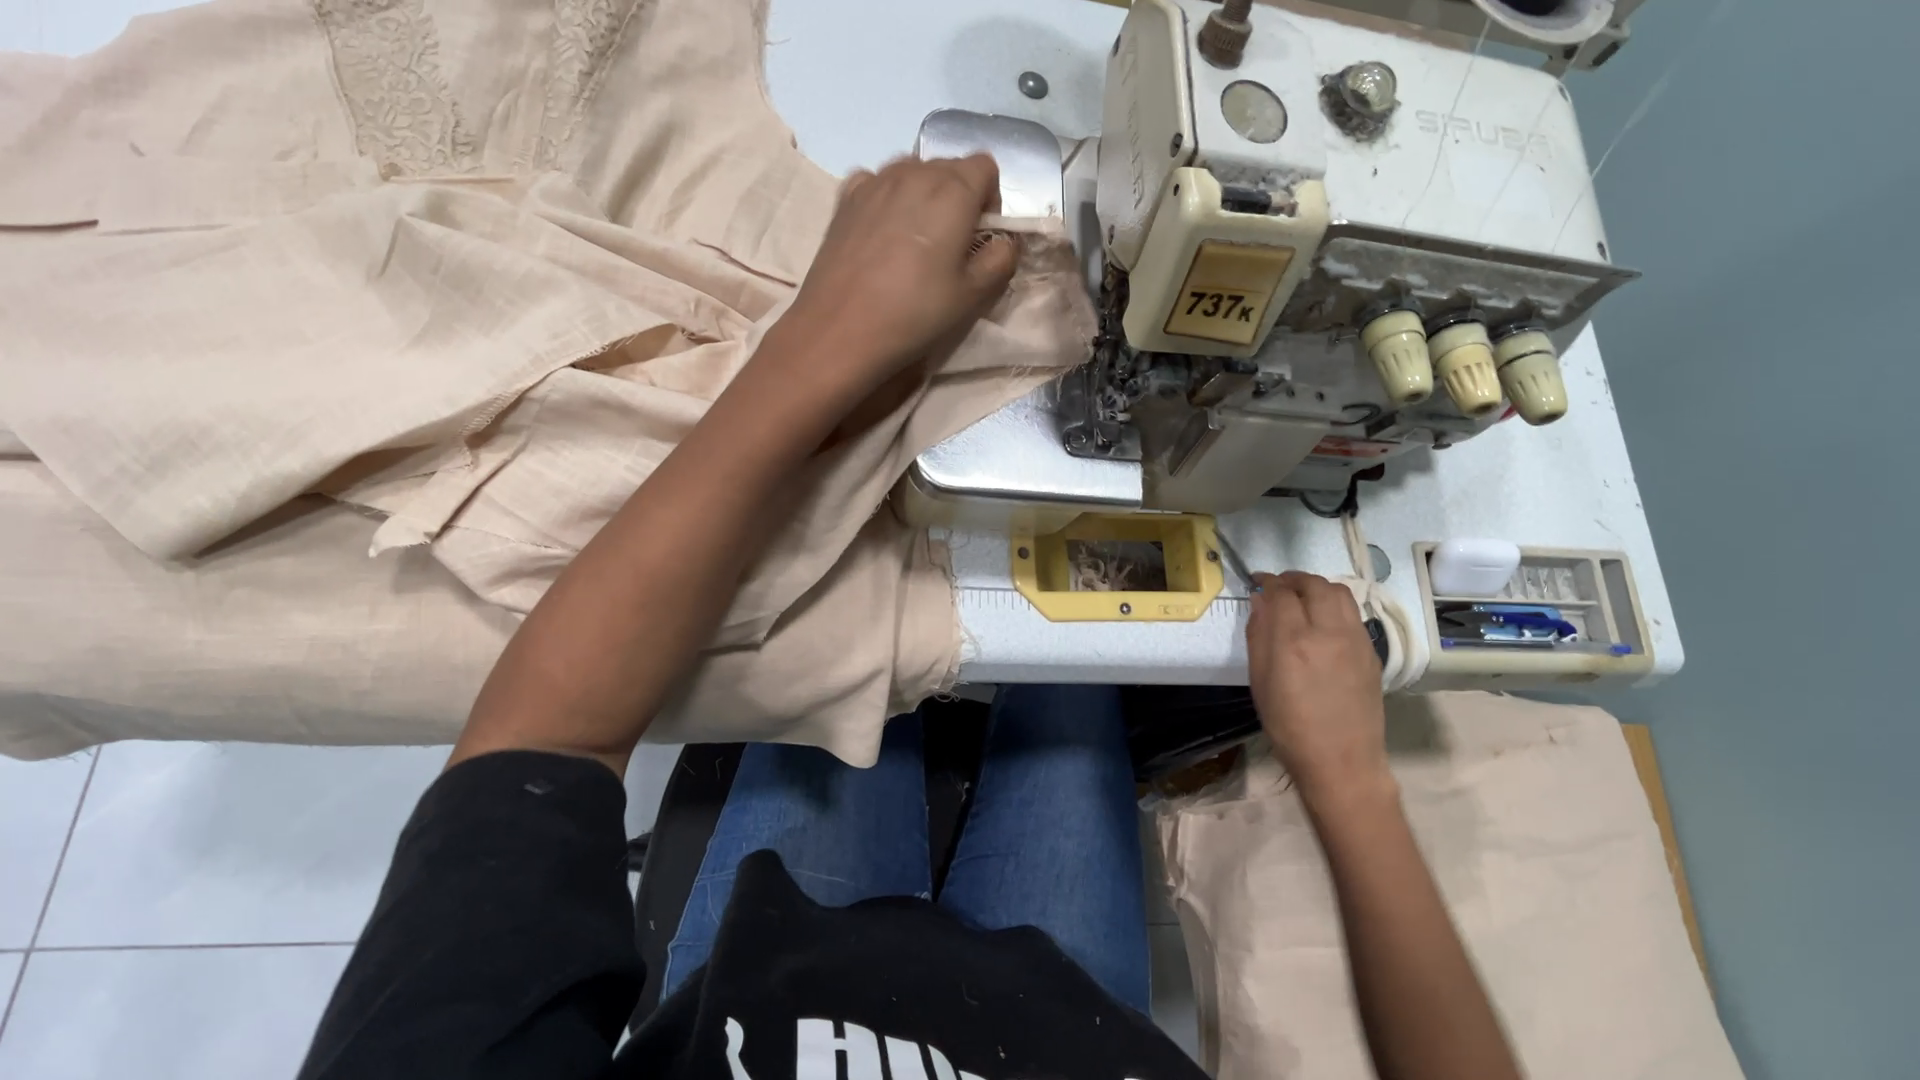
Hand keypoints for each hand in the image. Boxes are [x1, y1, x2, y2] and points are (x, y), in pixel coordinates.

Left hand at [769, 154, 1019, 407]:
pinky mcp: (845, 198)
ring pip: (912, 170)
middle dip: (959, 195)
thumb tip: (1003, 241)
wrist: (840, 330)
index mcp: (953, 190)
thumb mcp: (973, 295)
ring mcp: (875, 181)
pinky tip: (882, 231)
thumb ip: (1001, 259)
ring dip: (923, 194)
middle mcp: (914, 172)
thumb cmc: (915, 313)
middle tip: (951, 243)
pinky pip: (876, 182)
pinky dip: (887, 197)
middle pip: (948, 166)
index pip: (986, 166)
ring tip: (915, 237)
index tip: (981, 234)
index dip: (990, 198)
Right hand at [1246, 571, 1392, 805]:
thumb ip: (1259, 635)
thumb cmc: (1288, 726)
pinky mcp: (1372, 652)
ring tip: (1303, 597)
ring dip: (1319, 587)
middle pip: (1314, 585)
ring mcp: (1356, 640)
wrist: (1341, 760)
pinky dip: (1335, 605)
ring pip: (1340, 593)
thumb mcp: (1260, 680)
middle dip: (1294, 579)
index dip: (1268, 581)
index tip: (1258, 581)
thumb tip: (1260, 601)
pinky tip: (1324, 621)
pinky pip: (1353, 614)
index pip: (1281, 592)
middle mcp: (1329, 632)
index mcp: (1294, 641)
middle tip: (1280, 585)